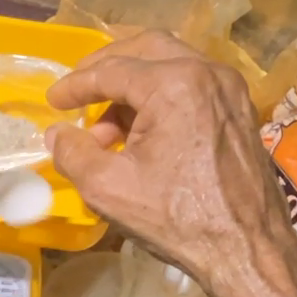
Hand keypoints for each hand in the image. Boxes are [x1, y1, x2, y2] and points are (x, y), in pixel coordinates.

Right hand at [44, 31, 296, 296]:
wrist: (245, 247)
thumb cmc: (174, 216)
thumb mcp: (107, 187)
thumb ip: (73, 152)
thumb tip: (57, 134)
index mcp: (174, 84)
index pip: (112, 70)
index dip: (75, 85)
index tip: (52, 101)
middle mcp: (207, 73)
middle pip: (146, 50)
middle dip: (106, 68)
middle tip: (78, 91)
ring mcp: (229, 90)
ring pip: (170, 65)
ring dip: (132, 86)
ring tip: (106, 128)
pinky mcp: (240, 110)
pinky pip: (191, 85)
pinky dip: (159, 97)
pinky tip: (140, 133)